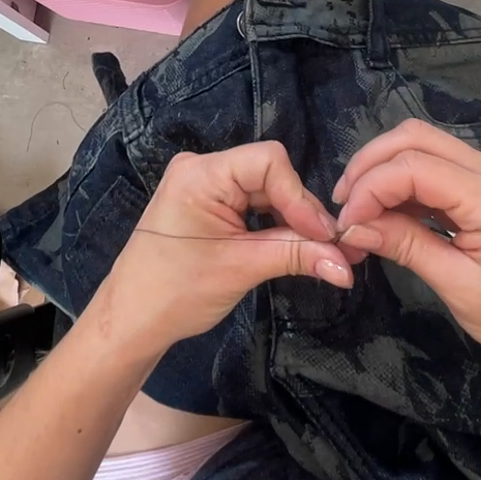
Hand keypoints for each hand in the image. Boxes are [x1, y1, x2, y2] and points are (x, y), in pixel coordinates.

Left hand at [89, 141, 353, 360]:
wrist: (132, 318)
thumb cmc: (177, 292)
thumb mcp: (242, 268)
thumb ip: (297, 255)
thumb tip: (348, 264)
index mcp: (200, 173)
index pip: (268, 161)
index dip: (300, 195)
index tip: (325, 235)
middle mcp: (200, 167)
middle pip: (268, 172)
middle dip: (299, 209)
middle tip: (332, 247)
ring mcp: (202, 182)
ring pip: (263, 187)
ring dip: (289, 216)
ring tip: (317, 248)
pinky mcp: (206, 201)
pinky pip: (250, 200)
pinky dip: (272, 220)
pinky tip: (290, 243)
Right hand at [332, 119, 480, 380]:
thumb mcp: (462, 289)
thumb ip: (407, 246)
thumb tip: (352, 224)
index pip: (415, 167)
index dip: (370, 187)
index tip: (346, 222)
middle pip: (415, 137)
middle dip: (370, 164)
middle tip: (344, 206)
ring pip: (422, 143)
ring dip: (383, 167)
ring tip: (359, 207)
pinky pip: (435, 162)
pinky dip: (402, 179)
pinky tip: (386, 209)